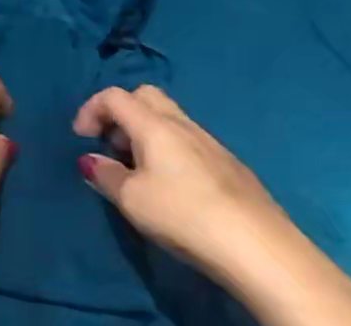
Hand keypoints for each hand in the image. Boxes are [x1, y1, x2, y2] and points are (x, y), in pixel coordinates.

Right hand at [75, 86, 350, 325]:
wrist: (268, 255)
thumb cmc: (186, 216)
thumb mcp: (131, 199)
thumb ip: (104, 174)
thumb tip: (92, 160)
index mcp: (154, 125)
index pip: (113, 96)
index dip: (90, 109)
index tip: (82, 137)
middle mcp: (185, 126)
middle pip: (146, 96)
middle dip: (122, 113)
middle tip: (114, 144)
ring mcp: (216, 147)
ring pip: (173, 121)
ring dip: (149, 134)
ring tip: (143, 170)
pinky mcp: (237, 171)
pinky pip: (194, 145)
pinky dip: (174, 153)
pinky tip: (179, 188)